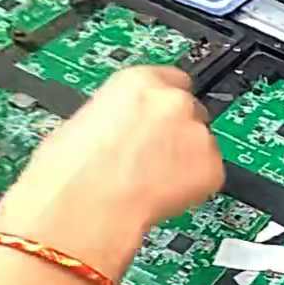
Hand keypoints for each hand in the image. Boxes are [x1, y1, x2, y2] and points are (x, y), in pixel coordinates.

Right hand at [0, 66, 221, 274]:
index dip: (165, 101)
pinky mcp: (213, 168)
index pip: (172, 79)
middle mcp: (175, 102)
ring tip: (151, 179)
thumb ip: (123, 112)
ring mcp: (199, 135)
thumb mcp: (86, 119)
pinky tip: (164, 192)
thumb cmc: (70, 170)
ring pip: (200, 144)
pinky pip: (209, 173)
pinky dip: (194, 183)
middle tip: (153, 155)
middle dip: (177, 132)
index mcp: (140, 82)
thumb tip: (133, 123)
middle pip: (189, 111)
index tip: (163, 114)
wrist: (86, 205)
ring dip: (185, 158)